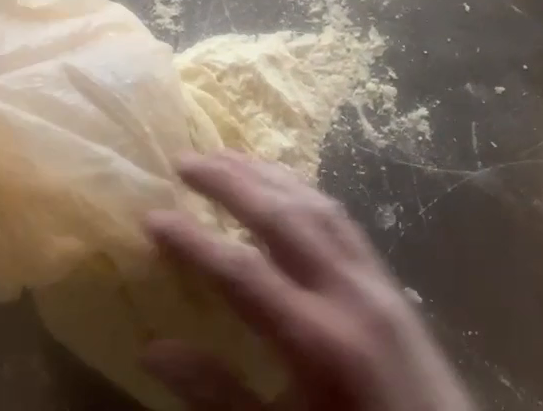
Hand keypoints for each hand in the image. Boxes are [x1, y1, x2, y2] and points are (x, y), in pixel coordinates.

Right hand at [142, 153, 473, 410]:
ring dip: (265, 175)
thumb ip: (218, 393)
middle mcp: (349, 295)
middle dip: (229, 182)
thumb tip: (153, 349)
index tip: (152, 216)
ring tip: (224, 155)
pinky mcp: (390, 281)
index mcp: (319, 340)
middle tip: (184, 160)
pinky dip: (302, 189)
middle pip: (281, 216)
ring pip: (314, 205)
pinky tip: (280, 184)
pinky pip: (341, 218)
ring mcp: (375, 282)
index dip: (193, 240)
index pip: (243, 272)